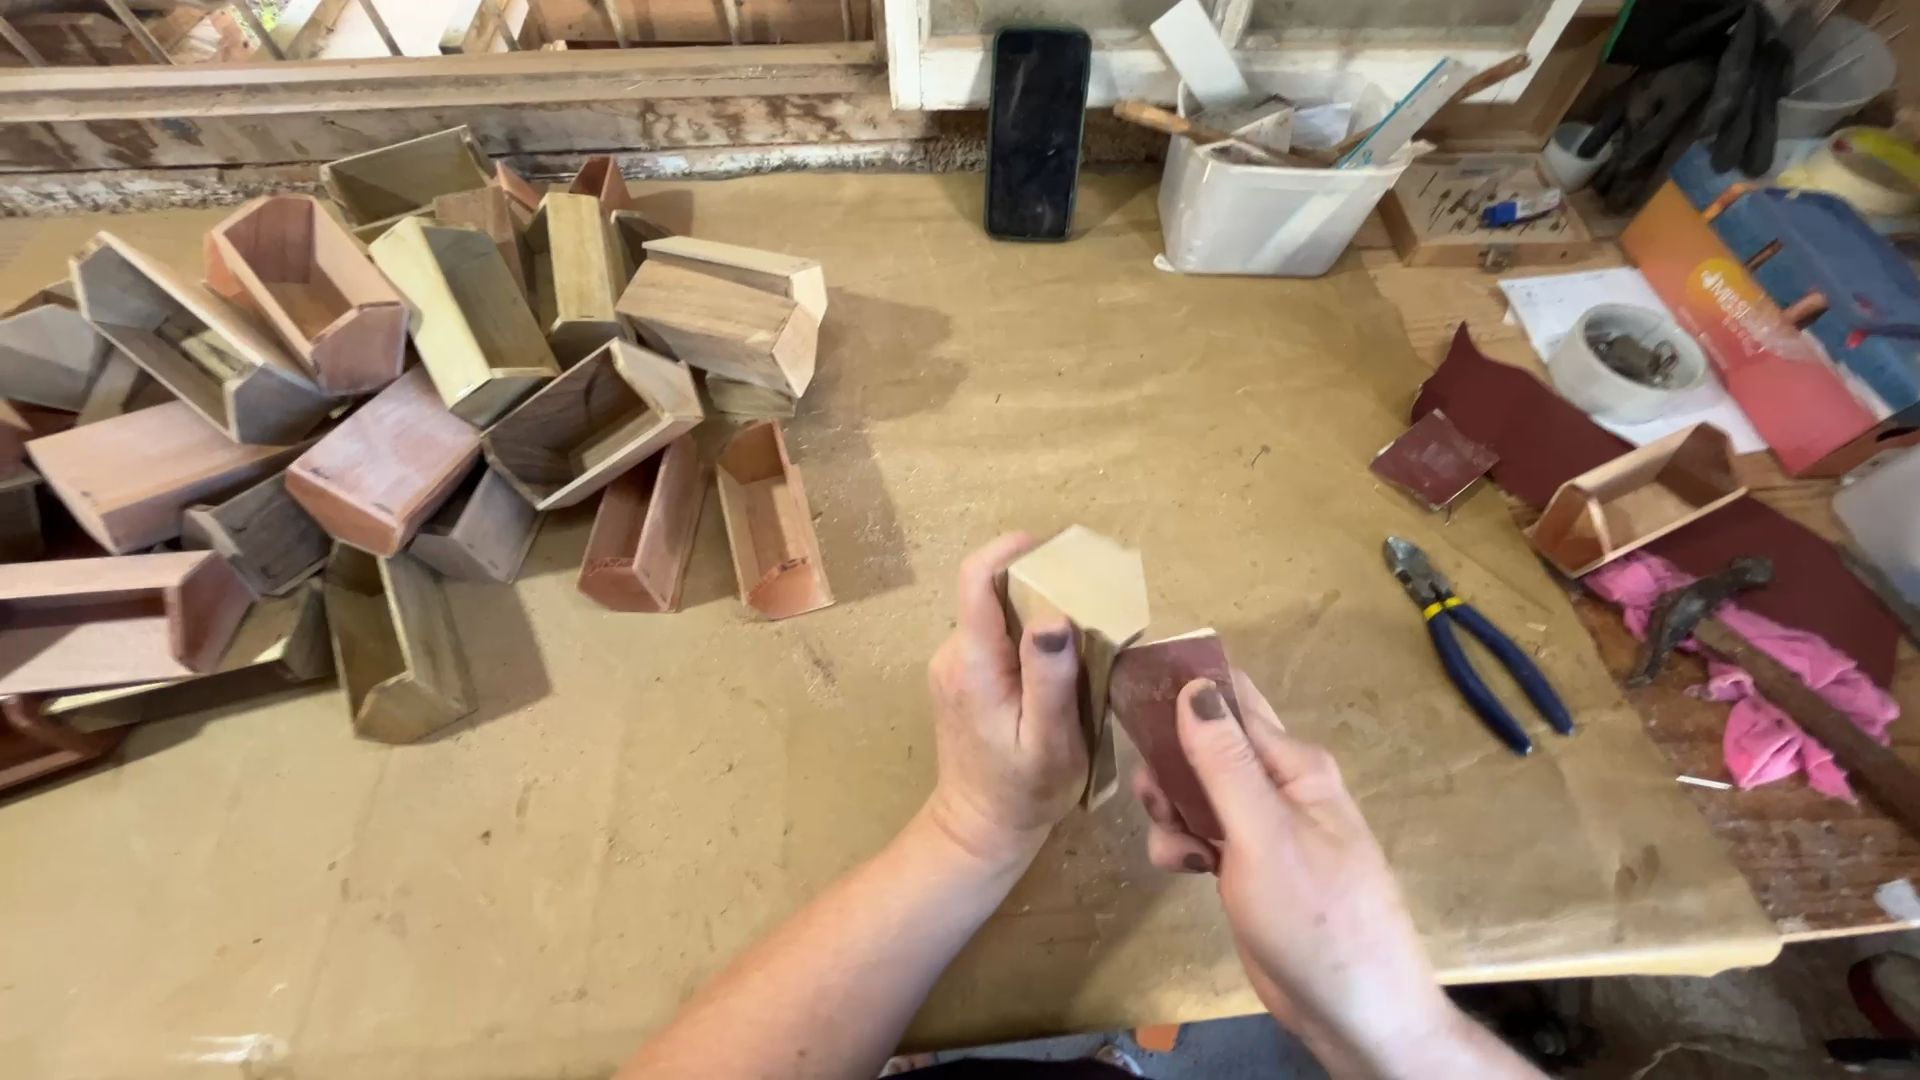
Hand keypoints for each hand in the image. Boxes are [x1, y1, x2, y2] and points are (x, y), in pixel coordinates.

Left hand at [924, 533, 1086, 868]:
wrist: (980, 828)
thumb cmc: (1023, 791)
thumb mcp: (1050, 740)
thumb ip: (1050, 677)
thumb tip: (1055, 615)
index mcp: (972, 661)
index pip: (976, 578)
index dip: (1010, 550)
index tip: (1053, 548)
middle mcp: (953, 653)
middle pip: (990, 592)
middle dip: (1037, 585)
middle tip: (1088, 600)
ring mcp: (953, 664)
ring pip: (996, 615)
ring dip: (1035, 615)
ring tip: (1081, 638)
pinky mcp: (961, 676)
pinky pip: (994, 638)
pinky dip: (1025, 638)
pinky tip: (1055, 666)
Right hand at [1133, 672, 1456, 1075]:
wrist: (1353, 1018)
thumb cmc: (1315, 918)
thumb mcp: (1264, 833)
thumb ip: (1224, 760)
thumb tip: (1194, 686)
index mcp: (1292, 764)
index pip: (1230, 700)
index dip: (1182, 691)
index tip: (1133, 695)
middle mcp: (1276, 784)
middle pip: (1204, 743)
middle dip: (1169, 762)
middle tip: (1151, 793)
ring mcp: (1260, 823)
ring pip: (1192, 789)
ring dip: (1170, 808)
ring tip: (1175, 841)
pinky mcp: (1244, 860)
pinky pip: (1197, 830)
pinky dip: (1181, 843)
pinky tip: (1186, 868)